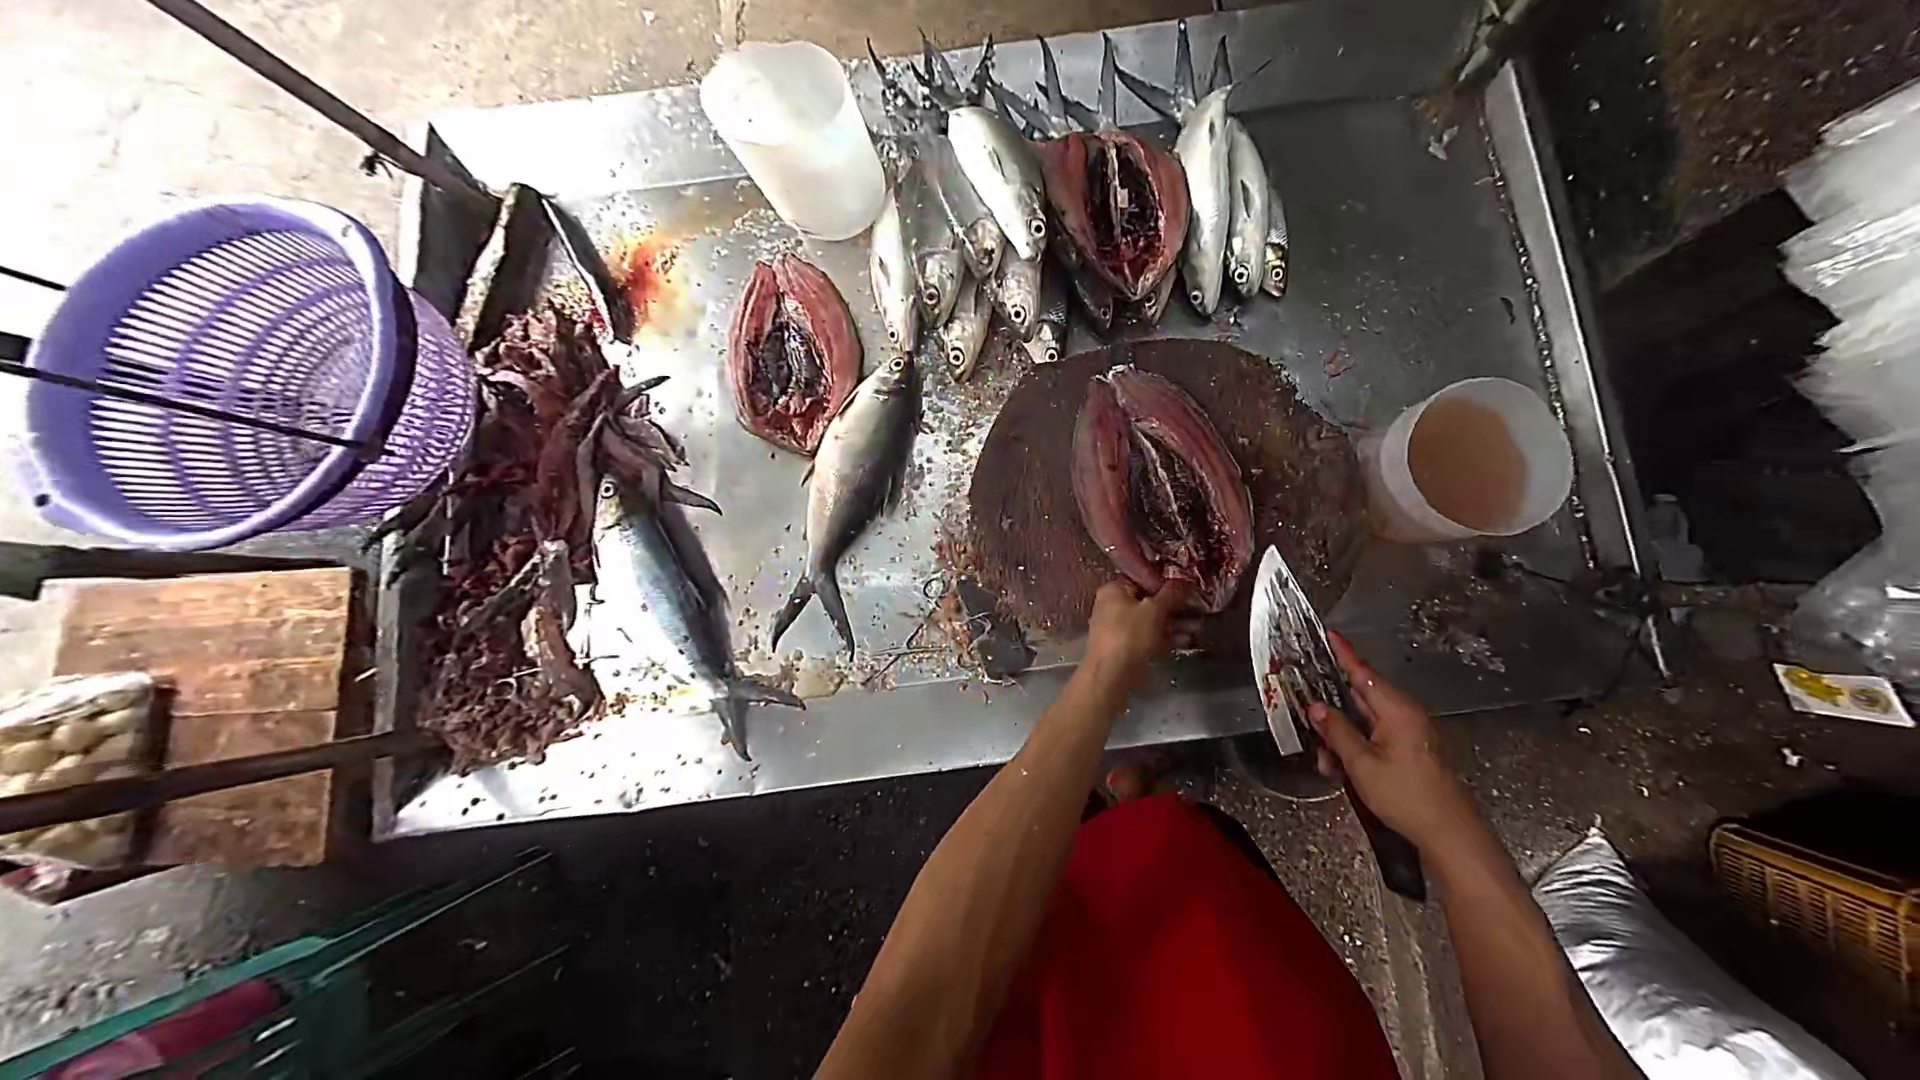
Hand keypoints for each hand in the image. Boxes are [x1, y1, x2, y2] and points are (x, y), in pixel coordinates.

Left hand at [1082, 578, 1191, 691]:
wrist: (1111, 674)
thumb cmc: (1130, 635)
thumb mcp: (1154, 609)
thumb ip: (1171, 594)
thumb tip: (1184, 582)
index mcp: (1113, 590)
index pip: (1142, 578)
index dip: (1165, 582)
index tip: (1186, 588)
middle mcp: (1112, 606)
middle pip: (1148, 602)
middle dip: (1174, 607)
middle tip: (1196, 609)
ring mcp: (1118, 628)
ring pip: (1150, 621)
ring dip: (1173, 623)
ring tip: (1196, 627)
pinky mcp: (1125, 647)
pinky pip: (1147, 637)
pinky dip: (1164, 637)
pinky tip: (1185, 640)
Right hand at [1308, 632, 1484, 857]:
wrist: (1450, 834)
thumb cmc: (1406, 796)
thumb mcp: (1361, 764)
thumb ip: (1336, 731)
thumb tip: (1315, 707)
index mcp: (1397, 711)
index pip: (1364, 673)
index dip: (1344, 653)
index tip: (1330, 633)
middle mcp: (1406, 715)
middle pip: (1359, 699)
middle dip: (1331, 711)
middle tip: (1307, 721)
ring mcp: (1411, 732)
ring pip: (1364, 721)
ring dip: (1341, 736)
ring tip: (1327, 763)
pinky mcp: (1412, 749)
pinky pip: (1375, 736)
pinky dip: (1355, 746)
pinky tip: (1342, 769)